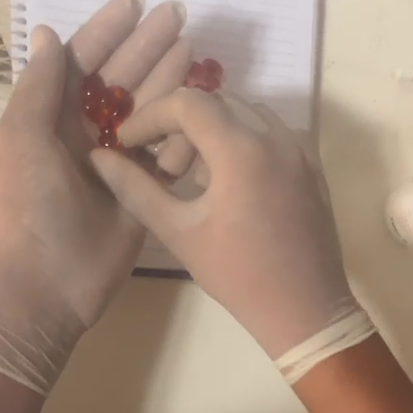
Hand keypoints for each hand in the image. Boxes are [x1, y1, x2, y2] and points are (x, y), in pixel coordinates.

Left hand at [0, 0, 190, 392]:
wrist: (49, 285)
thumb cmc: (28, 209)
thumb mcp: (23, 139)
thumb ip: (40, 87)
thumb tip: (47, 33)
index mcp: (51, 117)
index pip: (82, 61)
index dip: (107, 29)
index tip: (135, 0)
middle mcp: (85, 134)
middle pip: (122, 80)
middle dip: (148, 48)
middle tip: (180, 16)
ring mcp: (118, 164)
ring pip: (149, 113)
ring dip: (171, 82)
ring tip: (197, 52)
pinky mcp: (144, 193)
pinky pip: (167, 157)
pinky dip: (184, 133)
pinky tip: (204, 107)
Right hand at [88, 90, 375, 382]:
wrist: (305, 310)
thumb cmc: (239, 276)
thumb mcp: (180, 233)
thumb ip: (136, 189)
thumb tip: (99, 158)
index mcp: (243, 150)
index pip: (187, 102)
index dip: (150, 116)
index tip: (129, 143)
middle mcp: (277, 137)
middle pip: (217, 103)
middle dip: (182, 127)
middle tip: (164, 170)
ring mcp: (301, 151)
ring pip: (247, 116)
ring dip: (213, 134)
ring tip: (195, 180)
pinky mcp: (313, 168)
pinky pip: (272, 136)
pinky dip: (244, 145)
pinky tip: (231, 187)